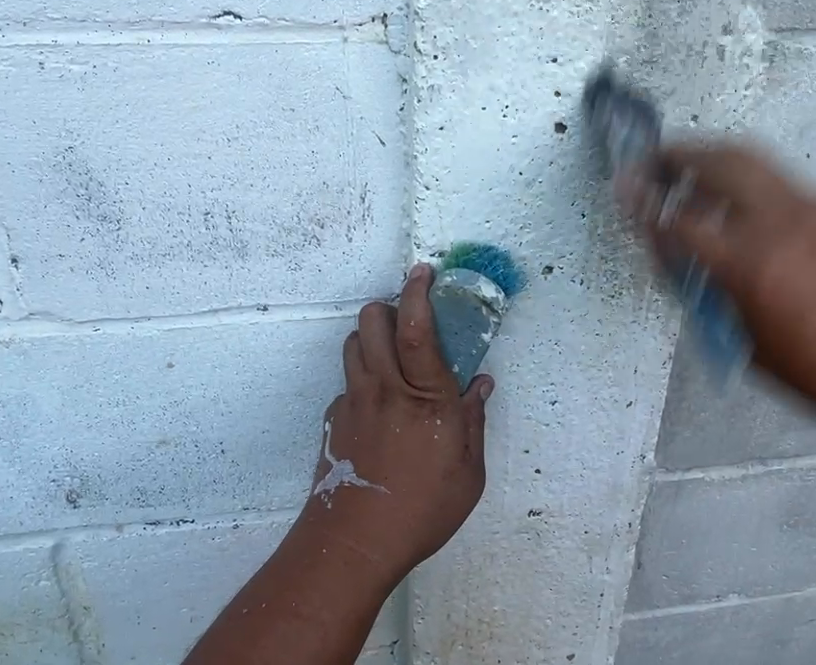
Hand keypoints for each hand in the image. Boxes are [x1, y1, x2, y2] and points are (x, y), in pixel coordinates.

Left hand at [293, 263, 491, 587]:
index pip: (418, 328)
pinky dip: (361, 379)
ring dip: (371, 336)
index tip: (422, 272)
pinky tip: (376, 408)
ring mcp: (354, 401)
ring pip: (354, 343)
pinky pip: (346, 382)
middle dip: (388, 306)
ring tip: (390, 356)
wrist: (353, 544)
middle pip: (373, 320)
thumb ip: (474, 421)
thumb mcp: (468, 473)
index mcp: (426, 397)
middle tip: (406, 317)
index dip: (418, 292)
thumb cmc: (421, 510)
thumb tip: (481, 384)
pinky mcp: (334, 419)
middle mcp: (386, 388)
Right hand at [621, 142, 815, 416]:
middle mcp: (776, 222)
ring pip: (747, 158)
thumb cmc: (805, 365)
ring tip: (686, 163)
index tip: (623, 188)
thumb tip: (665, 244)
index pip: (679, 218)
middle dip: (677, 155)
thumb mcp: (735, 334)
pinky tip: (733, 194)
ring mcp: (806, 208)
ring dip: (710, 154)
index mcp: (747, 263)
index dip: (644, 201)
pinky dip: (743, 173)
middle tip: (651, 159)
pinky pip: (774, 176)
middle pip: (715, 163)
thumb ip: (698, 283)